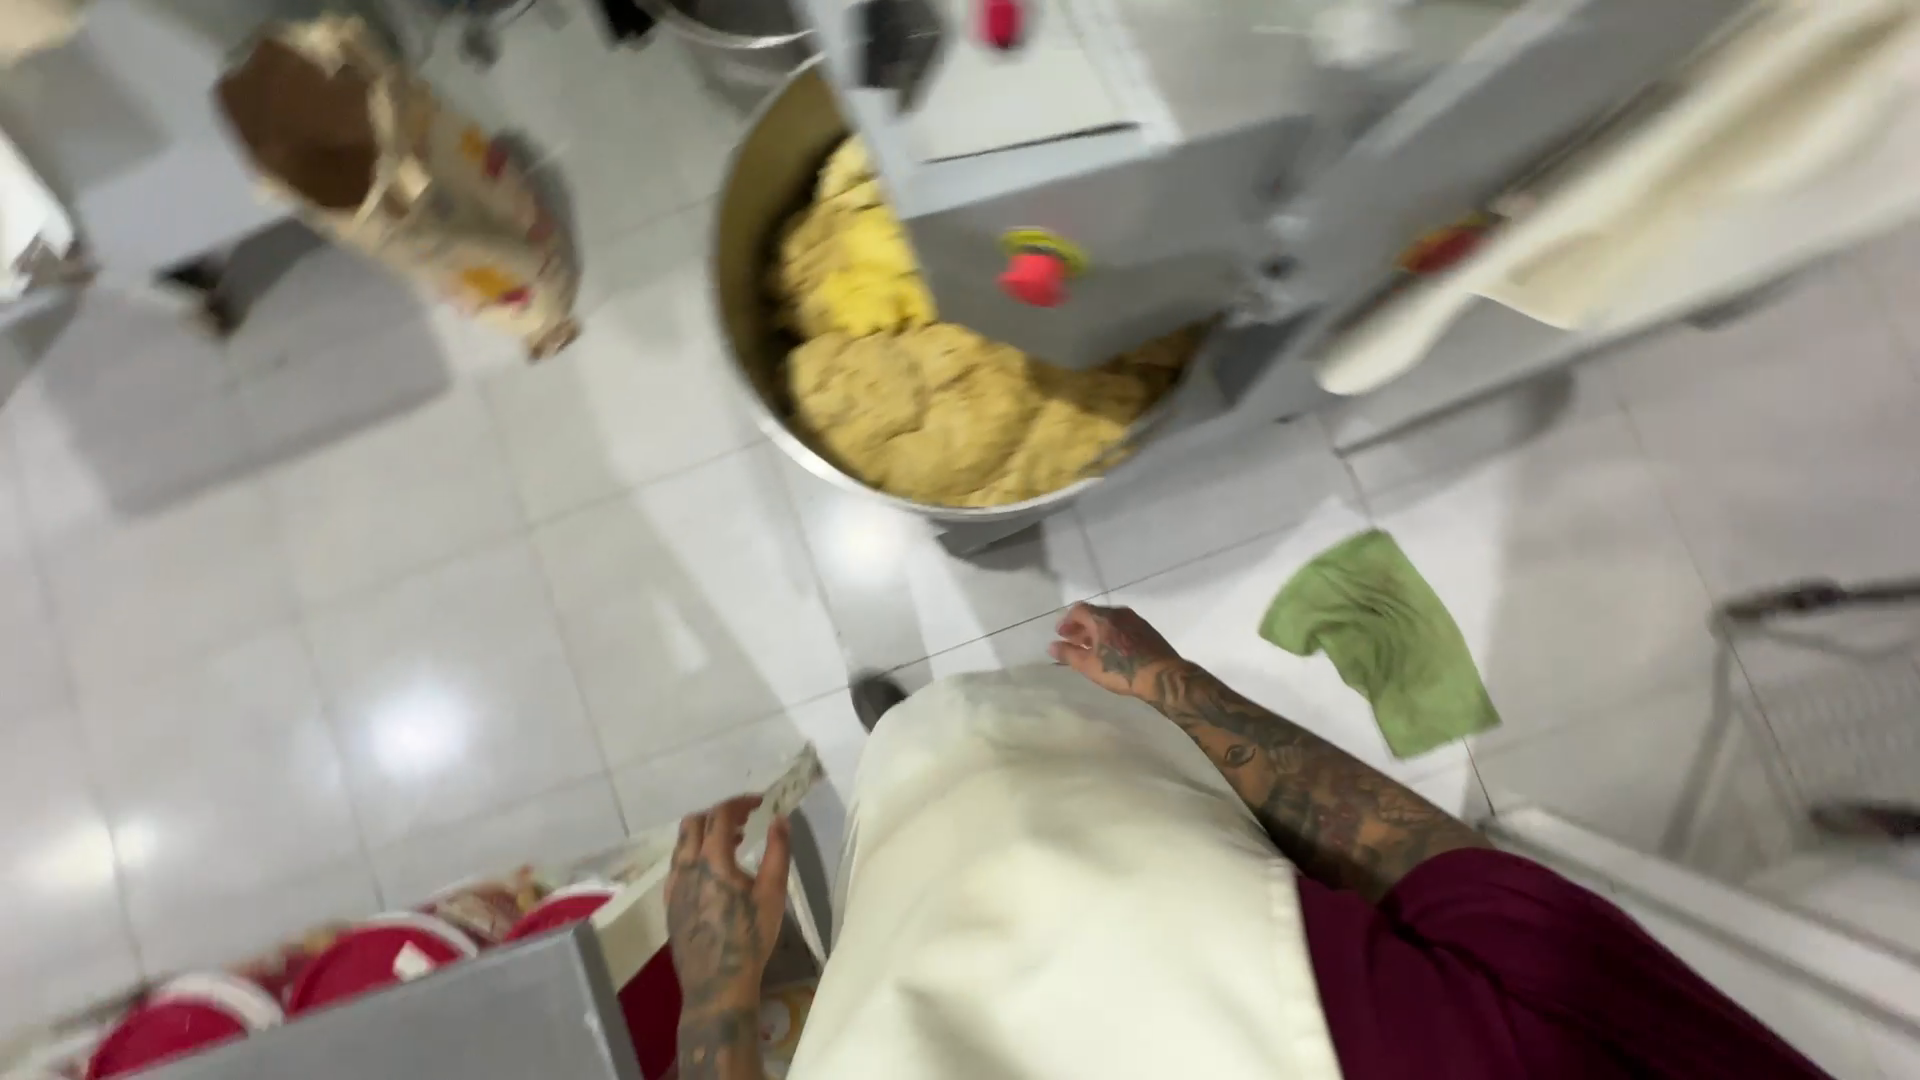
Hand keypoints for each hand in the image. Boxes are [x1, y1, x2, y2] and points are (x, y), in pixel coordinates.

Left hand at [666, 795, 789, 1011]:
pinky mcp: (670, 904)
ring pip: (682, 844)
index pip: (721, 814)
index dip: (740, 802)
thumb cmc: (750, 936)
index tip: (760, 803)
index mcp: (712, 859)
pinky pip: (678, 866)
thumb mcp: (773, 892)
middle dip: (719, 814)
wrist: (717, 985)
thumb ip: (778, 850)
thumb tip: (780, 818)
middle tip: (745, 820)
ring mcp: (674, 886)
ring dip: (705, 834)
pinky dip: (695, 855)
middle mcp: (686, 867)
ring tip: (733, 843)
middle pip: (694, 822)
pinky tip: (714, 872)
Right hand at [1048, 602, 1184, 699]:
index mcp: (1103, 617)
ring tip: (1091, 647)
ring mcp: (1135, 620)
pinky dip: (1111, 634)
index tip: (1061, 634)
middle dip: (1081, 626)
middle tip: (1073, 641)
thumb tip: (1051, 646)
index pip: (1079, 609)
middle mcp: (1119, 613)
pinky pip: (1122, 626)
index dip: (1067, 621)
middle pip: (1094, 614)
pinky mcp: (1147, 630)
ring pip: (1109, 620)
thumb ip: (1068, 654)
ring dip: (1096, 631)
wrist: (1163, 676)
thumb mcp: (1089, 666)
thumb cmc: (1121, 670)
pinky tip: (1111, 650)